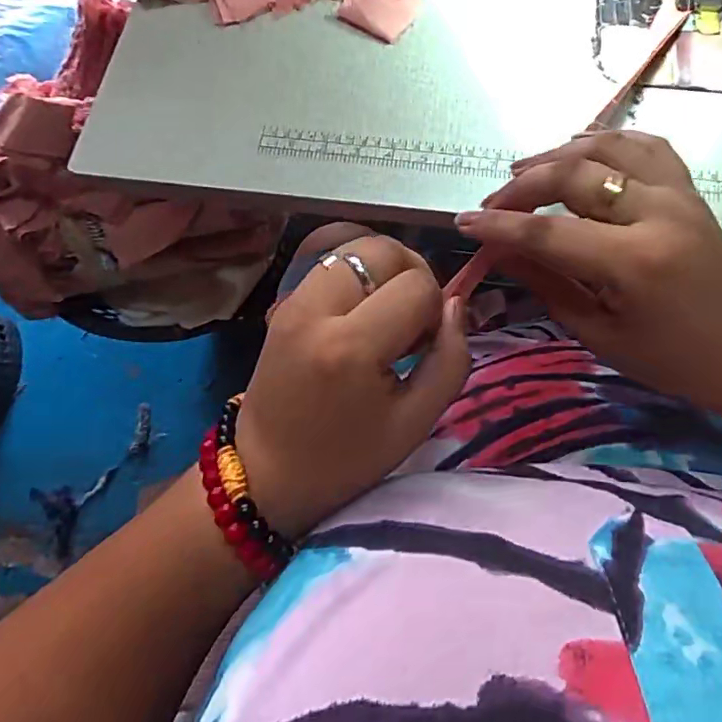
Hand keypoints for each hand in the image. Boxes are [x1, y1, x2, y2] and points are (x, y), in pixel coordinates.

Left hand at [234, 230, 468, 537]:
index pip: (417, 286)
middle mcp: (317, 310)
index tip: (425, 346)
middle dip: (413, 274)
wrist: (265, 473)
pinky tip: (363, 310)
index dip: (435, 309)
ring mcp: (294, 301)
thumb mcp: (416, 422)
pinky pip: (334, 262)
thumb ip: (451, 359)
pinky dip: (360, 274)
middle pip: (384, 249)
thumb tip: (456, 303)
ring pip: (357, 247)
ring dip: (386, 270)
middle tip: (413, 317)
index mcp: (351, 348)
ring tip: (388, 311)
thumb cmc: (346, 458)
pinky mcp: (285, 301)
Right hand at [453, 130, 721, 411]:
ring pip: (606, 148)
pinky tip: (579, 149)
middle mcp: (658, 213)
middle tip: (492, 205)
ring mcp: (678, 193)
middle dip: (523, 187)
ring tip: (523, 170)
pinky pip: (644, 145)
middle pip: (574, 176)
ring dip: (558, 154)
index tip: (464, 222)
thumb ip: (548, 284)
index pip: (550, 230)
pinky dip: (606, 140)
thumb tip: (498, 251)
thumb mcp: (601, 333)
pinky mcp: (688, 188)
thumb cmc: (674, 359)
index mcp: (636, 261)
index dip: (500, 225)